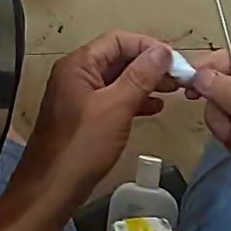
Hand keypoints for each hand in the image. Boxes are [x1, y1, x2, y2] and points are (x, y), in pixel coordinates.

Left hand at [12, 30, 176, 218]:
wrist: (51, 190)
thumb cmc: (82, 147)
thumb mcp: (116, 107)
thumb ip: (140, 76)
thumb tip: (162, 51)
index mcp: (79, 65)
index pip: (117, 40)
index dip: (147, 46)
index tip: (174, 61)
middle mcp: (77, 74)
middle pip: (118, 57)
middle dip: (149, 64)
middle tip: (178, 77)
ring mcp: (79, 96)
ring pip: (118, 78)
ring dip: (145, 81)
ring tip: (172, 90)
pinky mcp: (85, 116)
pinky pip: (114, 98)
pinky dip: (134, 99)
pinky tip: (154, 108)